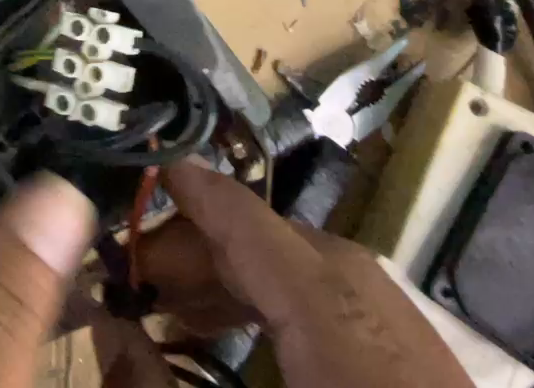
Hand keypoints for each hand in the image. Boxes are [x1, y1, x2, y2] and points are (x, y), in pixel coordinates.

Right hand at [94, 159, 474, 387]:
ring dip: (253, 283)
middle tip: (146, 269)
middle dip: (221, 247)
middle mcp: (409, 363)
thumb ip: (147, 384)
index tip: (160, 167)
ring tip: (178, 306)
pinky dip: (292, 319)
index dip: (216, 201)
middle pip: (314, 262)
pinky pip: (361, 332)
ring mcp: (430, 381)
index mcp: (361, 368)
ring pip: (340, 294)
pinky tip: (236, 345)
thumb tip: (103, 317)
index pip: (281, 250)